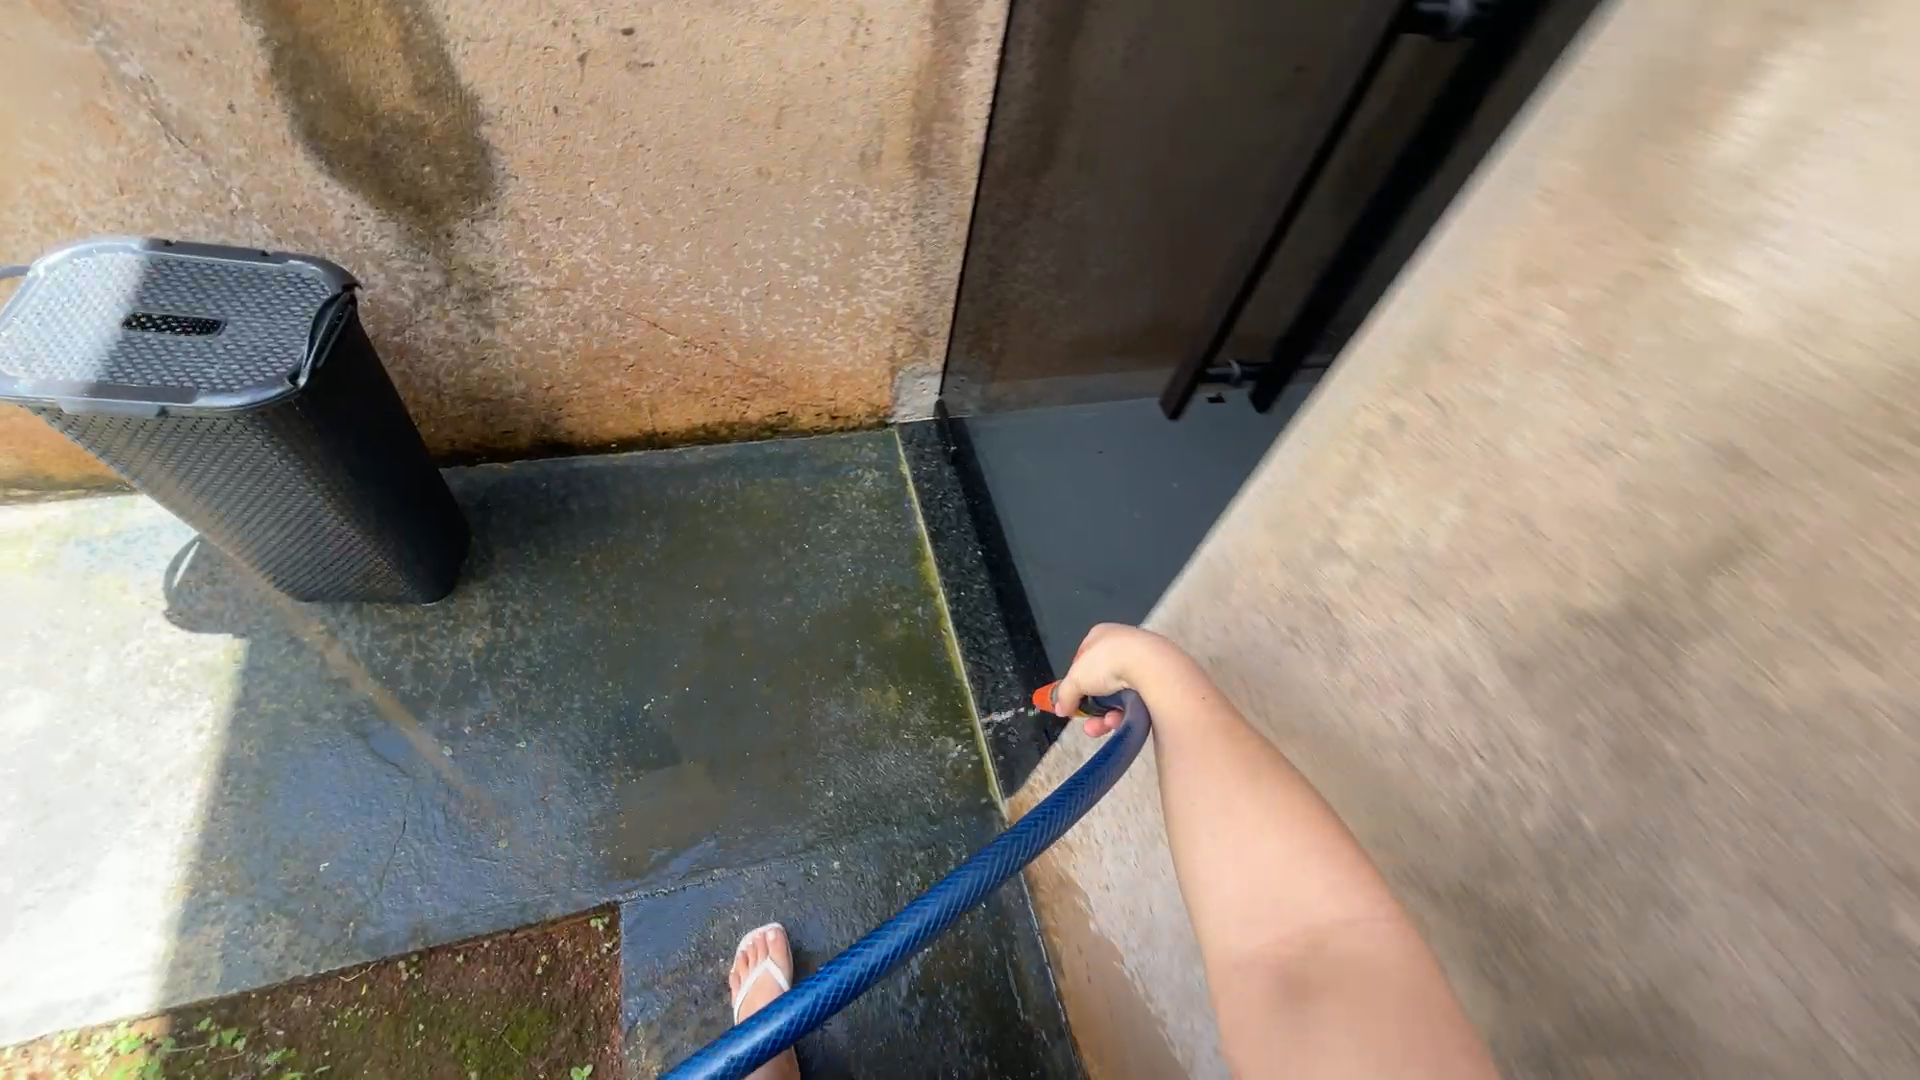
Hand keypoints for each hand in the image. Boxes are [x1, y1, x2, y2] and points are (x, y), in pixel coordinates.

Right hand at [1045, 623, 1182, 736]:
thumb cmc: (1108, 663)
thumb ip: (1064, 694)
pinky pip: (1135, 700)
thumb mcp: (1076, 678)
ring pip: (1117, 695)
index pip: (1082, 659)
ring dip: (1105, 715)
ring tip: (1101, 728)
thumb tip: (1060, 709)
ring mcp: (1142, 662)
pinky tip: (1119, 722)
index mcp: (1101, 634)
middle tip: (1087, 723)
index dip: (1075, 681)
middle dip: (1091, 706)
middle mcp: (1122, 645)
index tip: (1071, 700)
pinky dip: (1125, 713)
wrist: (1152, 667)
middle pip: (1100, 681)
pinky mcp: (1157, 680)